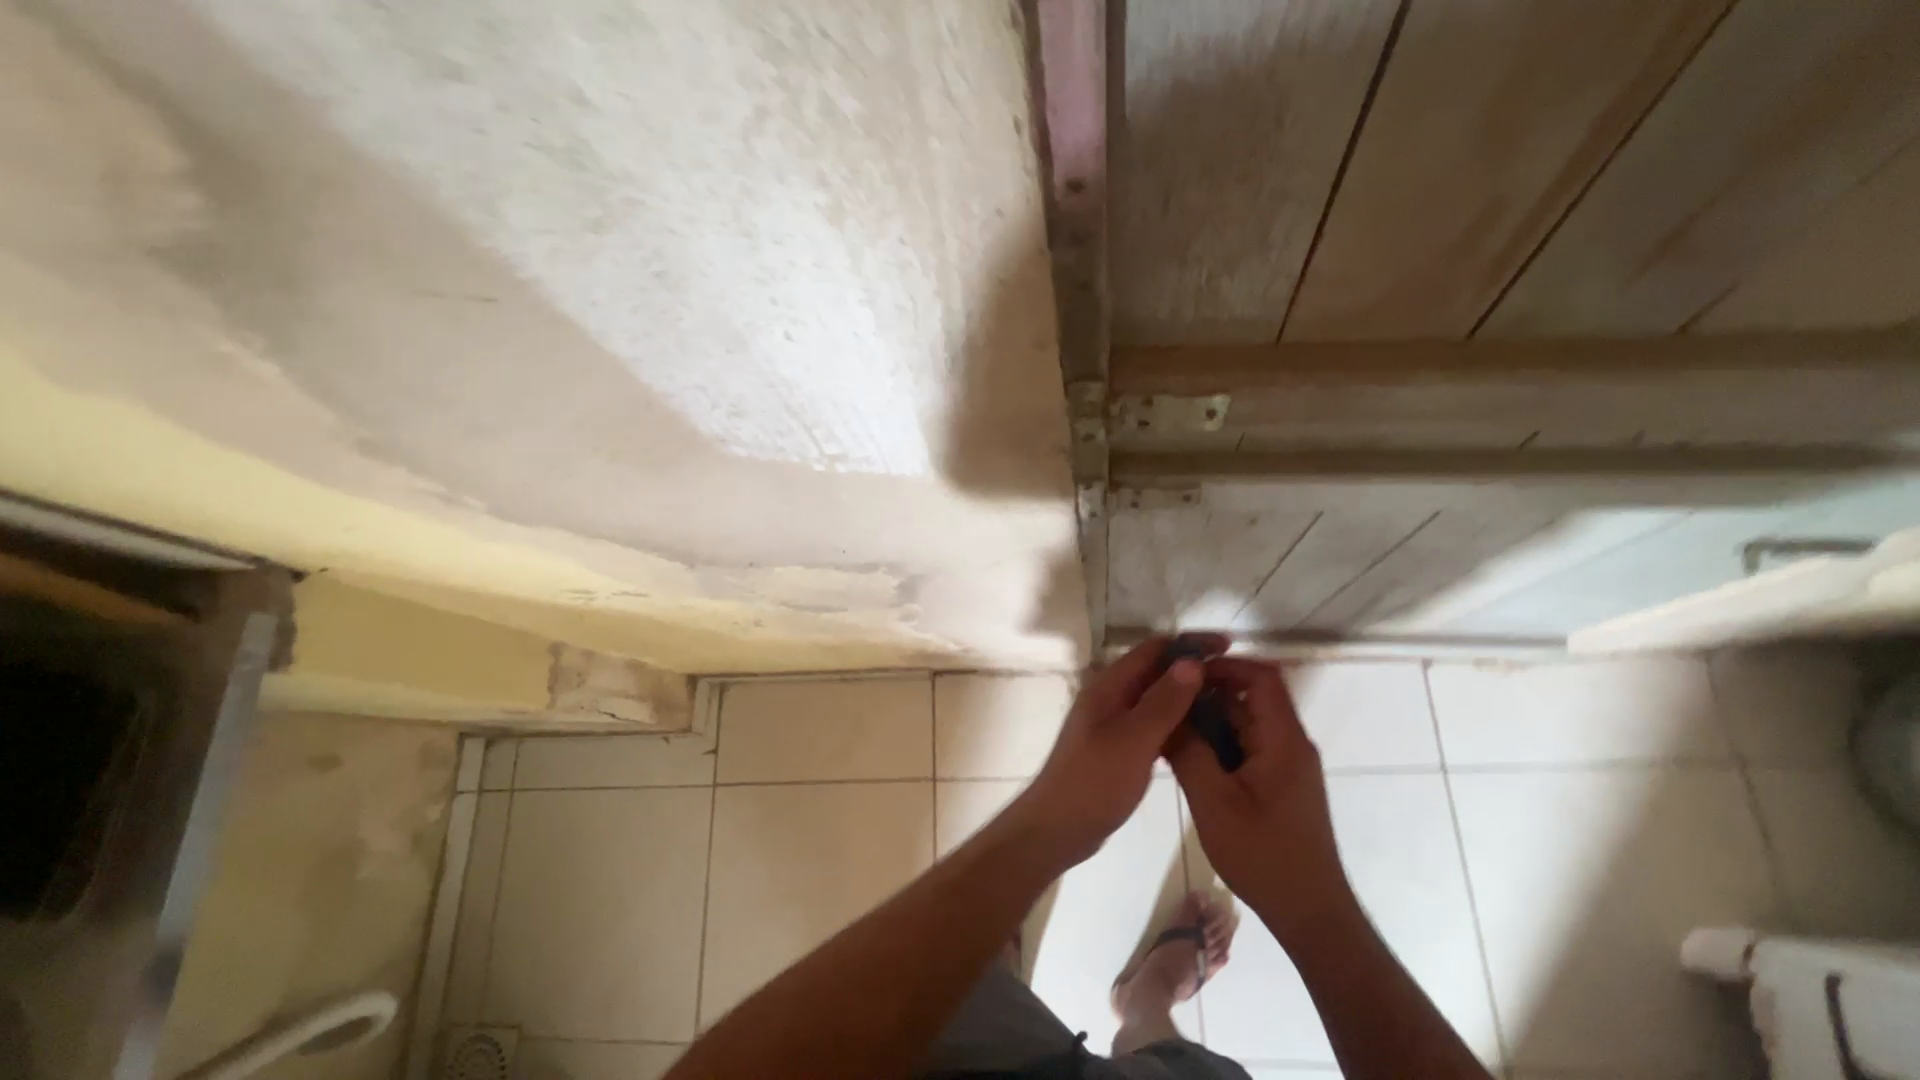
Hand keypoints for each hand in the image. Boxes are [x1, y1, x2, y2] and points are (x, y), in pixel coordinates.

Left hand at [1002, 635, 1225, 865]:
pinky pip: (1152, 724)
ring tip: (1227, 702)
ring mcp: (1112, 724)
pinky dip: (1176, 722)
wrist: (1058, 829)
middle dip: (1192, 668)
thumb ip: (1163, 702)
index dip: (1190, 643)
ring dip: (1187, 695)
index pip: (1153, 649)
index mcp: (1108, 687)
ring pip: (1155, 699)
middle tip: (1235, 677)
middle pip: (1155, 671)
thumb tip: (1192, 662)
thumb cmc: (1094, 782)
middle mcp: (1109, 698)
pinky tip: (1201, 734)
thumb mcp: (1134, 740)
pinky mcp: (1118, 748)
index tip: (1228, 645)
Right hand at [1165, 658, 1354, 940]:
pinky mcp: (1282, 785)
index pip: (1261, 678)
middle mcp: (1291, 745)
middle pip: (1252, 698)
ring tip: (1169, 729)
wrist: (1308, 912)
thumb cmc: (1263, 856)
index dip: (1224, 667)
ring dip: (1211, 721)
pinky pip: (1249, 747)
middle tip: (1166, 702)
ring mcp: (1288, 766)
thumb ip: (1189, 752)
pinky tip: (1189, 759)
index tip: (1183, 672)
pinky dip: (1220, 744)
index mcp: (1283, 741)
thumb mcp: (1214, 803)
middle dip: (1208, 694)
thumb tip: (1168, 711)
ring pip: (1248, 724)